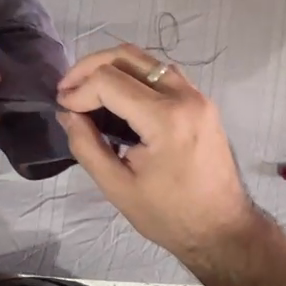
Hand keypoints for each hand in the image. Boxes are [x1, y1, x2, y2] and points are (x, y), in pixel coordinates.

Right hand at [55, 43, 262, 265]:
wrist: (222, 229)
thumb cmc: (169, 215)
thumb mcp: (117, 187)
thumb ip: (87, 145)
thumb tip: (67, 113)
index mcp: (165, 119)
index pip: (109, 81)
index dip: (79, 90)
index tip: (63, 109)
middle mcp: (185, 96)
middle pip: (127, 56)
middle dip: (90, 67)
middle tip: (67, 89)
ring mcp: (198, 96)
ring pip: (146, 60)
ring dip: (113, 68)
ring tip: (87, 90)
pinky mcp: (202, 102)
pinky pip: (163, 74)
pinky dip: (135, 76)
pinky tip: (118, 97)